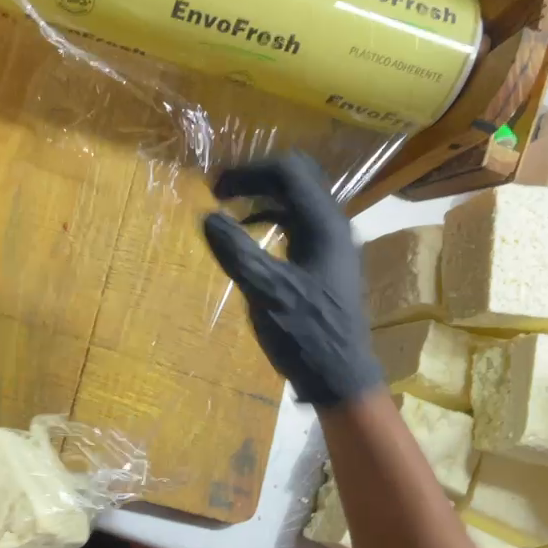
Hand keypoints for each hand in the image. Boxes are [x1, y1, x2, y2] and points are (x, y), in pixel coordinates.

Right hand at [202, 152, 382, 405]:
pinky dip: (271, 220)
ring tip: (228, 210)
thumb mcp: (265, 292)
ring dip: (263, 198)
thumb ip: (236, 250)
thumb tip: (207, 217)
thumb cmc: (305, 334)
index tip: (214, 187)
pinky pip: (298, 224)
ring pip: (298, 200)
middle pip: (298, 178)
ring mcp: (333, 243)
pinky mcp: (326, 262)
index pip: (288, 171)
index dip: (248, 171)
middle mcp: (334, 225)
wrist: (339, 376)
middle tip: (221, 191)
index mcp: (324, 225)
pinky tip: (250, 238)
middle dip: (257, 177)